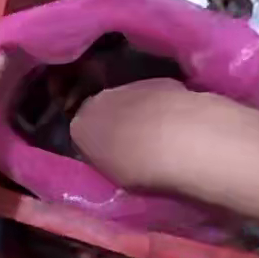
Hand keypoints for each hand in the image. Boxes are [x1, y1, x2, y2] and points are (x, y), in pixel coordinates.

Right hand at [71, 78, 226, 190]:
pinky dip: (163, 107)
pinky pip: (156, 96)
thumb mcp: (112, 176)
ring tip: (159, 137)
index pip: (82, 133)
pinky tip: (178, 124)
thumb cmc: (138, 169)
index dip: (96, 145)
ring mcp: (129, 87)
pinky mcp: (160, 81)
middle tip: (132, 147)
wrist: (178, 141)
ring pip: (129, 101)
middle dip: (115, 124)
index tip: (109, 158)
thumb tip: (113, 158)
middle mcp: (97, 100)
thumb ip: (106, 161)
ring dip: (140, 114)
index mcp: (80, 126)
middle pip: (102, 111)